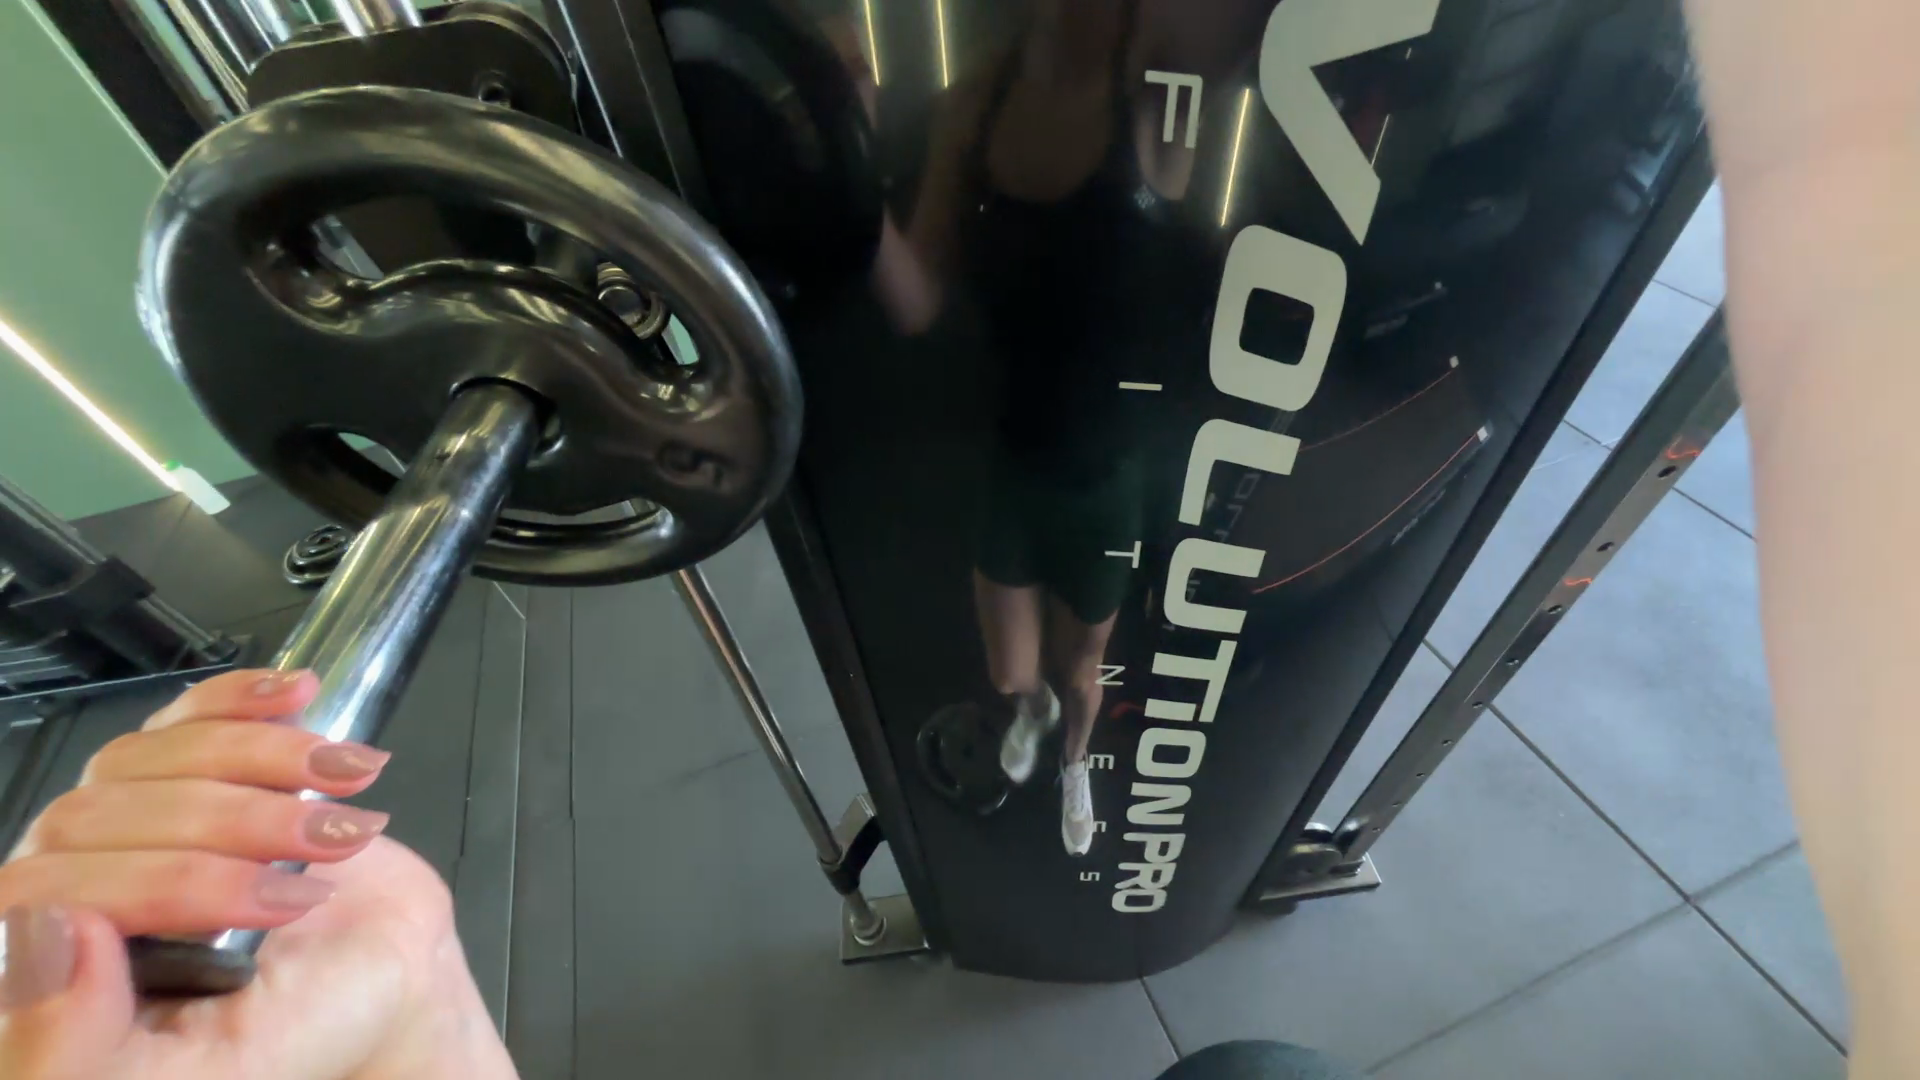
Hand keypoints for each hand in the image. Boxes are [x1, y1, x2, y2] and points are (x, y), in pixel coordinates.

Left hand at [0, 669, 516, 1079]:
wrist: (392, 971)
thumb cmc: (307, 1030)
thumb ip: (74, 1053)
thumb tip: (46, 933)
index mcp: (43, 977)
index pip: (45, 891)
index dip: (175, 881)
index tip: (286, 899)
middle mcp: (76, 888)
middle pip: (108, 812)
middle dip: (246, 822)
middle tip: (336, 848)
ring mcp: (141, 823)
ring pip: (158, 754)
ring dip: (276, 758)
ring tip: (356, 781)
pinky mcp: (208, 773)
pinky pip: (194, 715)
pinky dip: (247, 695)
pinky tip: (299, 692)